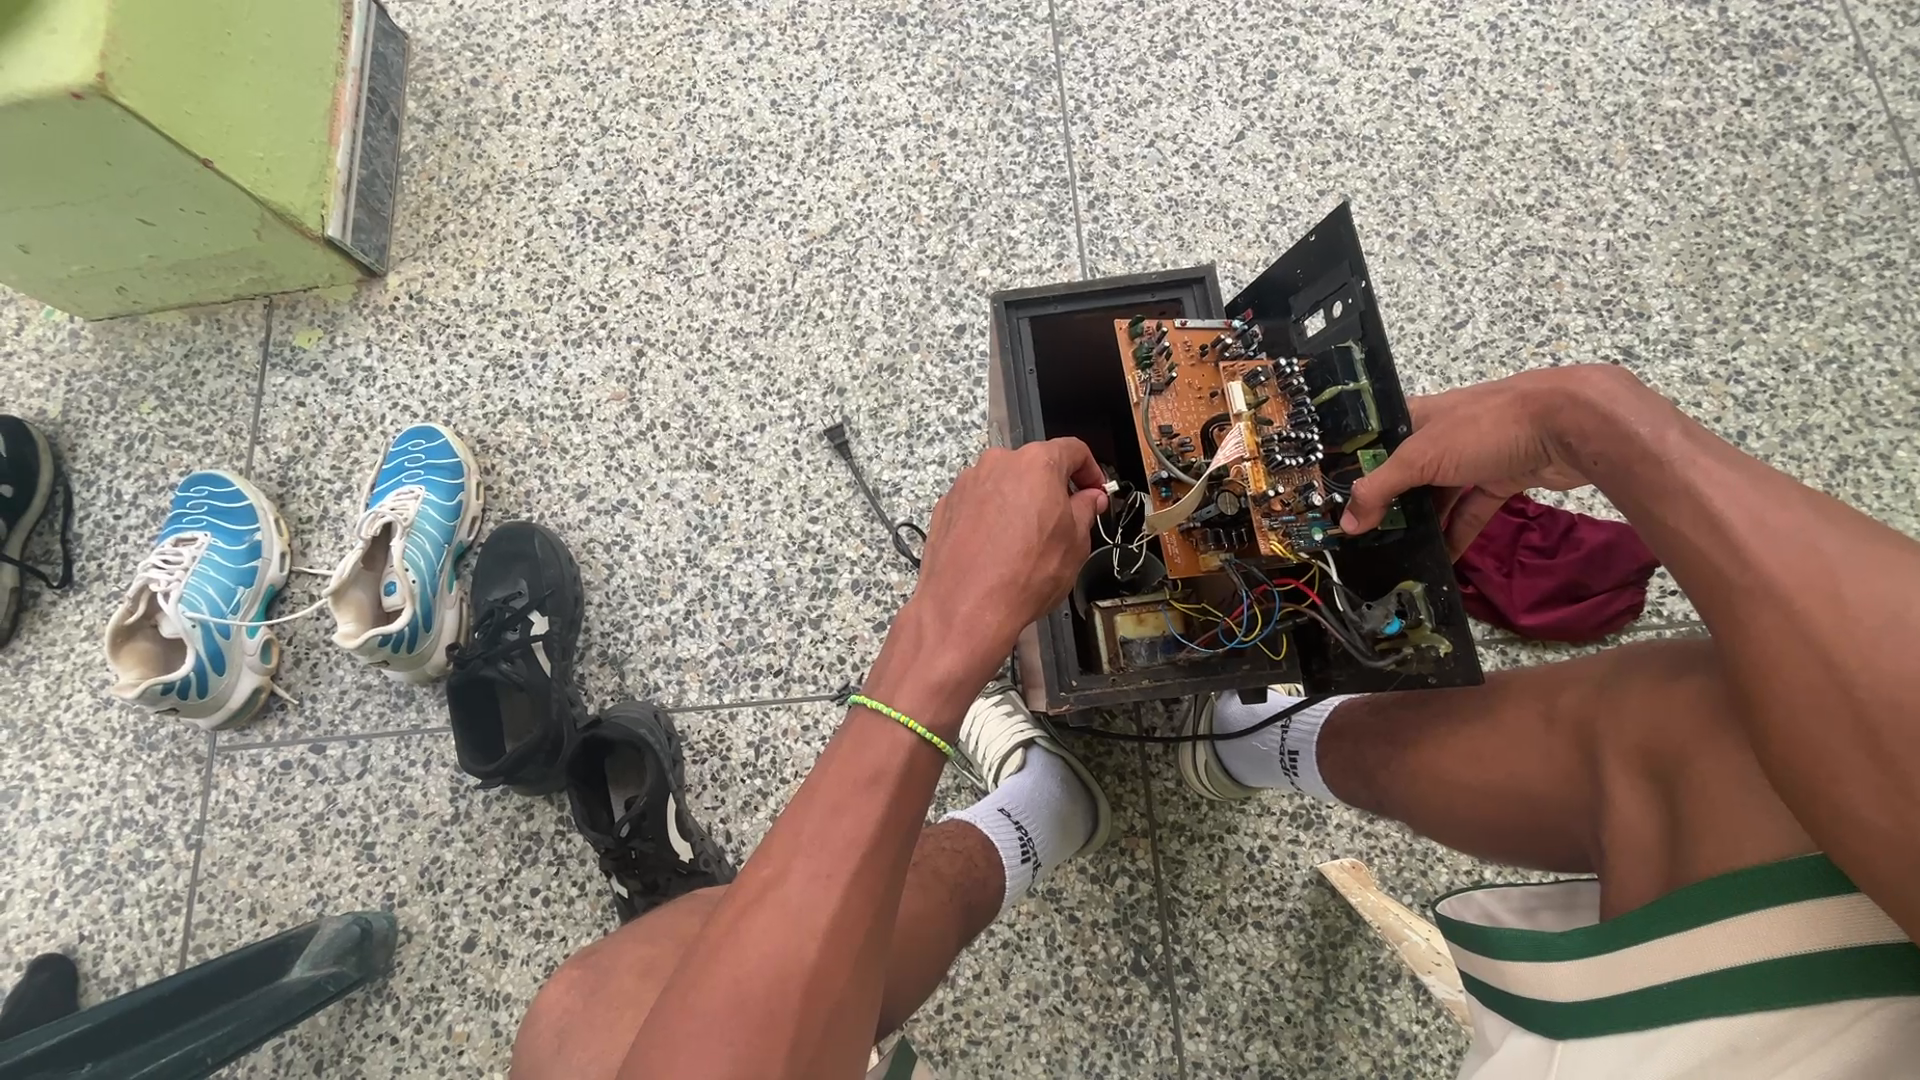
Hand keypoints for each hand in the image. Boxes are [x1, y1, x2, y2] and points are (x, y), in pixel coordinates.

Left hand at [909, 439, 1109, 680]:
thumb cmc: (1025, 575)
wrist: (965, 607)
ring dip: (1018, 504)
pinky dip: (990, 518)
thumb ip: (1085, 511)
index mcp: (1036, 464)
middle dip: (1052, 489)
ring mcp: (966, 484)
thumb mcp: (1075, 544)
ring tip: (1026, 543)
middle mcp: (997, 464)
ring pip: (1003, 485)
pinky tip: (997, 549)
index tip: (1094, 490)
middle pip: (1033, 466)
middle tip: (1064, 521)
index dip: (1090, 470)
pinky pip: (977, 504)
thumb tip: (1090, 498)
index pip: (1072, 450)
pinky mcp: (946, 506)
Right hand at [1341, 365, 1652, 557]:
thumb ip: (1379, 490)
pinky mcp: (1503, 477)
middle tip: (1362, 534)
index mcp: (1416, 417)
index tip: (1332, 499)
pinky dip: (1458, 532)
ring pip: (1437, 494)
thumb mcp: (1419, 458)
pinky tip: (1442, 558)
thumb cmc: (1484, 428)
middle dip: (1385, 502)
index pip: (1373, 441)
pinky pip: (1471, 510)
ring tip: (1396, 550)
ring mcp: (1473, 456)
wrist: (1572, 426)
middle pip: (1403, 472)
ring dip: (1421, 521)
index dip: (1353, 468)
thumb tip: (1347, 524)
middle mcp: (1440, 434)